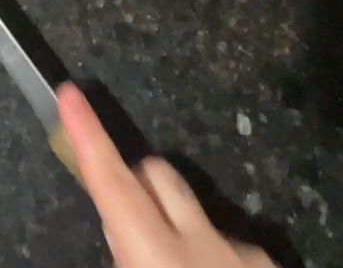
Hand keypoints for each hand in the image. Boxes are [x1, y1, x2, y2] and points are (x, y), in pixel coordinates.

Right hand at [59, 84, 277, 267]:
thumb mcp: (140, 267)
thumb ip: (124, 253)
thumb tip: (119, 240)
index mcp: (159, 258)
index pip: (113, 183)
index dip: (87, 136)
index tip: (69, 93)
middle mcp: (204, 246)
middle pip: (158, 175)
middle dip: (133, 178)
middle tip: (117, 219)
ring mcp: (246, 256)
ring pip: (198, 214)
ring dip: (176, 226)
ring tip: (167, 261)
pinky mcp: (272, 267)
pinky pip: (232, 247)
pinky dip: (214, 257)